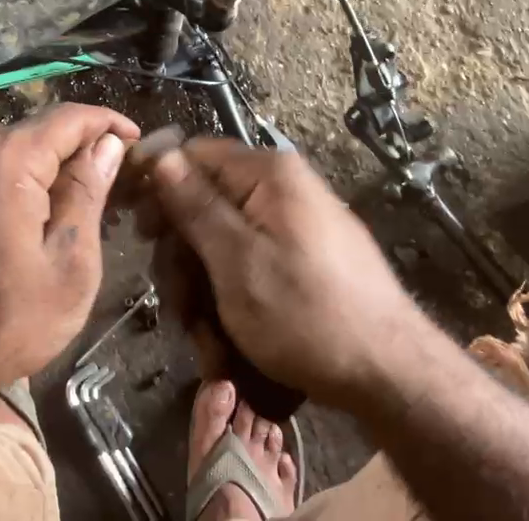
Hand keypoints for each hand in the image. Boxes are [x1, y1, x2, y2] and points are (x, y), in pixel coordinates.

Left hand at [0, 103, 138, 405]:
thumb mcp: (69, 265)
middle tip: (116, 180)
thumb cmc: (6, 321)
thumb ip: (88, 194)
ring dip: (52, 161)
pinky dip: (24, 172)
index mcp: (6, 160)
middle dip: (81, 146)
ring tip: (84, 199)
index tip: (138, 140)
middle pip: (41, 127)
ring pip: (18, 142)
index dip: (108, 123)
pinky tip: (42, 208)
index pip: (69, 118)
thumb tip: (109, 144)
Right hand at [145, 138, 422, 399]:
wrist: (389, 374)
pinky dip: (230, 294)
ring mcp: (294, 223)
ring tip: (205, 336)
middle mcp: (282, 188)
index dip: (159, 187)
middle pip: (205, 202)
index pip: (193, 154)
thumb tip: (160, 156)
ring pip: (222, 239)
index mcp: (268, 174)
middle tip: (177, 303)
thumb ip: (195, 205)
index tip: (139, 231)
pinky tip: (226, 338)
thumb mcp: (236, 260)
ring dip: (202, 286)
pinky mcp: (302, 256)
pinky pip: (249, 260)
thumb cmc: (306, 314)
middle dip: (182, 255)